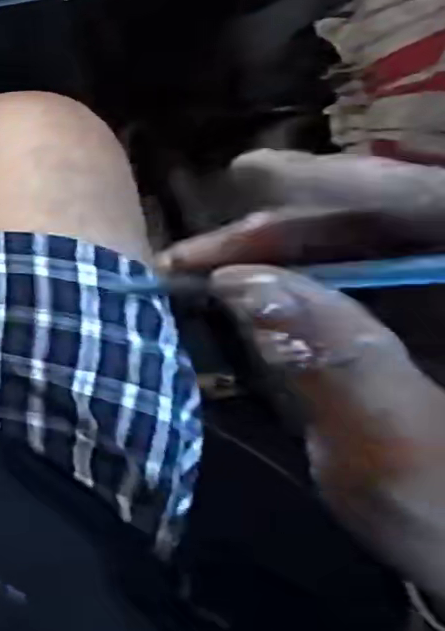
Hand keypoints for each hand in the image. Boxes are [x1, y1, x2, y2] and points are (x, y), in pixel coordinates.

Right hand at [161, 150, 444, 596]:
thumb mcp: (397, 457)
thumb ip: (333, 363)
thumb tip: (242, 281)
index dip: (359, 187)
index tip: (252, 174)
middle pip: (432, 216)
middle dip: (315, 218)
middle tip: (207, 241)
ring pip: (417, 240)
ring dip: (312, 244)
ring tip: (218, 259)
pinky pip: (410, 272)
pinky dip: (333, 269)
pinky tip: (268, 279)